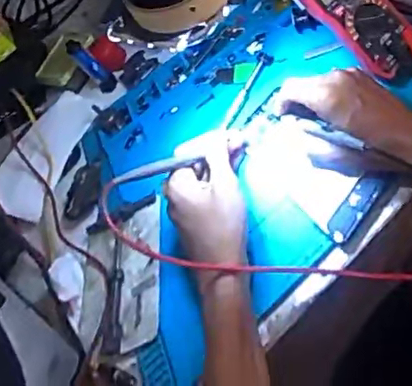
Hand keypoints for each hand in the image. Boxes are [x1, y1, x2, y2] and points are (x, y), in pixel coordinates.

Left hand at [165, 136, 248, 271]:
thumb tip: (218, 137)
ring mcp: (180, 207)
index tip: (233, 138)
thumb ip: (219, 155)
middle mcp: (172, 193)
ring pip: (199, 177)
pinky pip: (201, 192)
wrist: (223, 272)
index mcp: (175, 182)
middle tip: (239, 145)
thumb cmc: (224, 226)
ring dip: (218, 166)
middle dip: (217, 152)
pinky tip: (231, 177)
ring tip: (238, 158)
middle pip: (195, 163)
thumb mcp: (225, 184)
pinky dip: (215, 182)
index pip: (191, 149)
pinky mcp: (190, 219)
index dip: (213, 141)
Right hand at [276, 69, 411, 161]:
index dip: (280, 103)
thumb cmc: (375, 150)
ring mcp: (348, 73)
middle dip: (295, 99)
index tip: (282, 118)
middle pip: (301, 82)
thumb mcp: (337, 154)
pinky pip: (332, 79)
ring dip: (311, 95)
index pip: (289, 89)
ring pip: (316, 79)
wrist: (411, 136)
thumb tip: (296, 130)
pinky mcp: (359, 74)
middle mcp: (333, 77)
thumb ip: (310, 140)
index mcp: (325, 95)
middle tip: (298, 120)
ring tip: (319, 115)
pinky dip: (327, 90)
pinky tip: (337, 108)